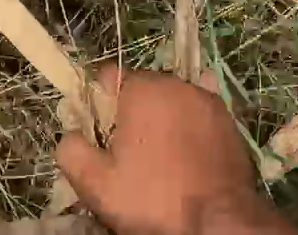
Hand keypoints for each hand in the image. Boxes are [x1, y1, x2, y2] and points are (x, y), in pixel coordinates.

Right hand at [56, 66, 296, 234]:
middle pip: (140, 88)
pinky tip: (188, 146)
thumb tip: (69, 134)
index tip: (99, 133)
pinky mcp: (227, 117)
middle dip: (131, 112)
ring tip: (161, 157)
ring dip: (162, 118)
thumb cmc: (155, 199)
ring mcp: (204, 97)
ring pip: (171, 99)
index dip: (98, 103)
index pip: (107, 77)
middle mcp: (173, 82)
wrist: (219, 220)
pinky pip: (199, 111)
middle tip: (129, 152)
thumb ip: (73, 152)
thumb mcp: (99, 185)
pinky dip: (191, 123)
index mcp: (140, 88)